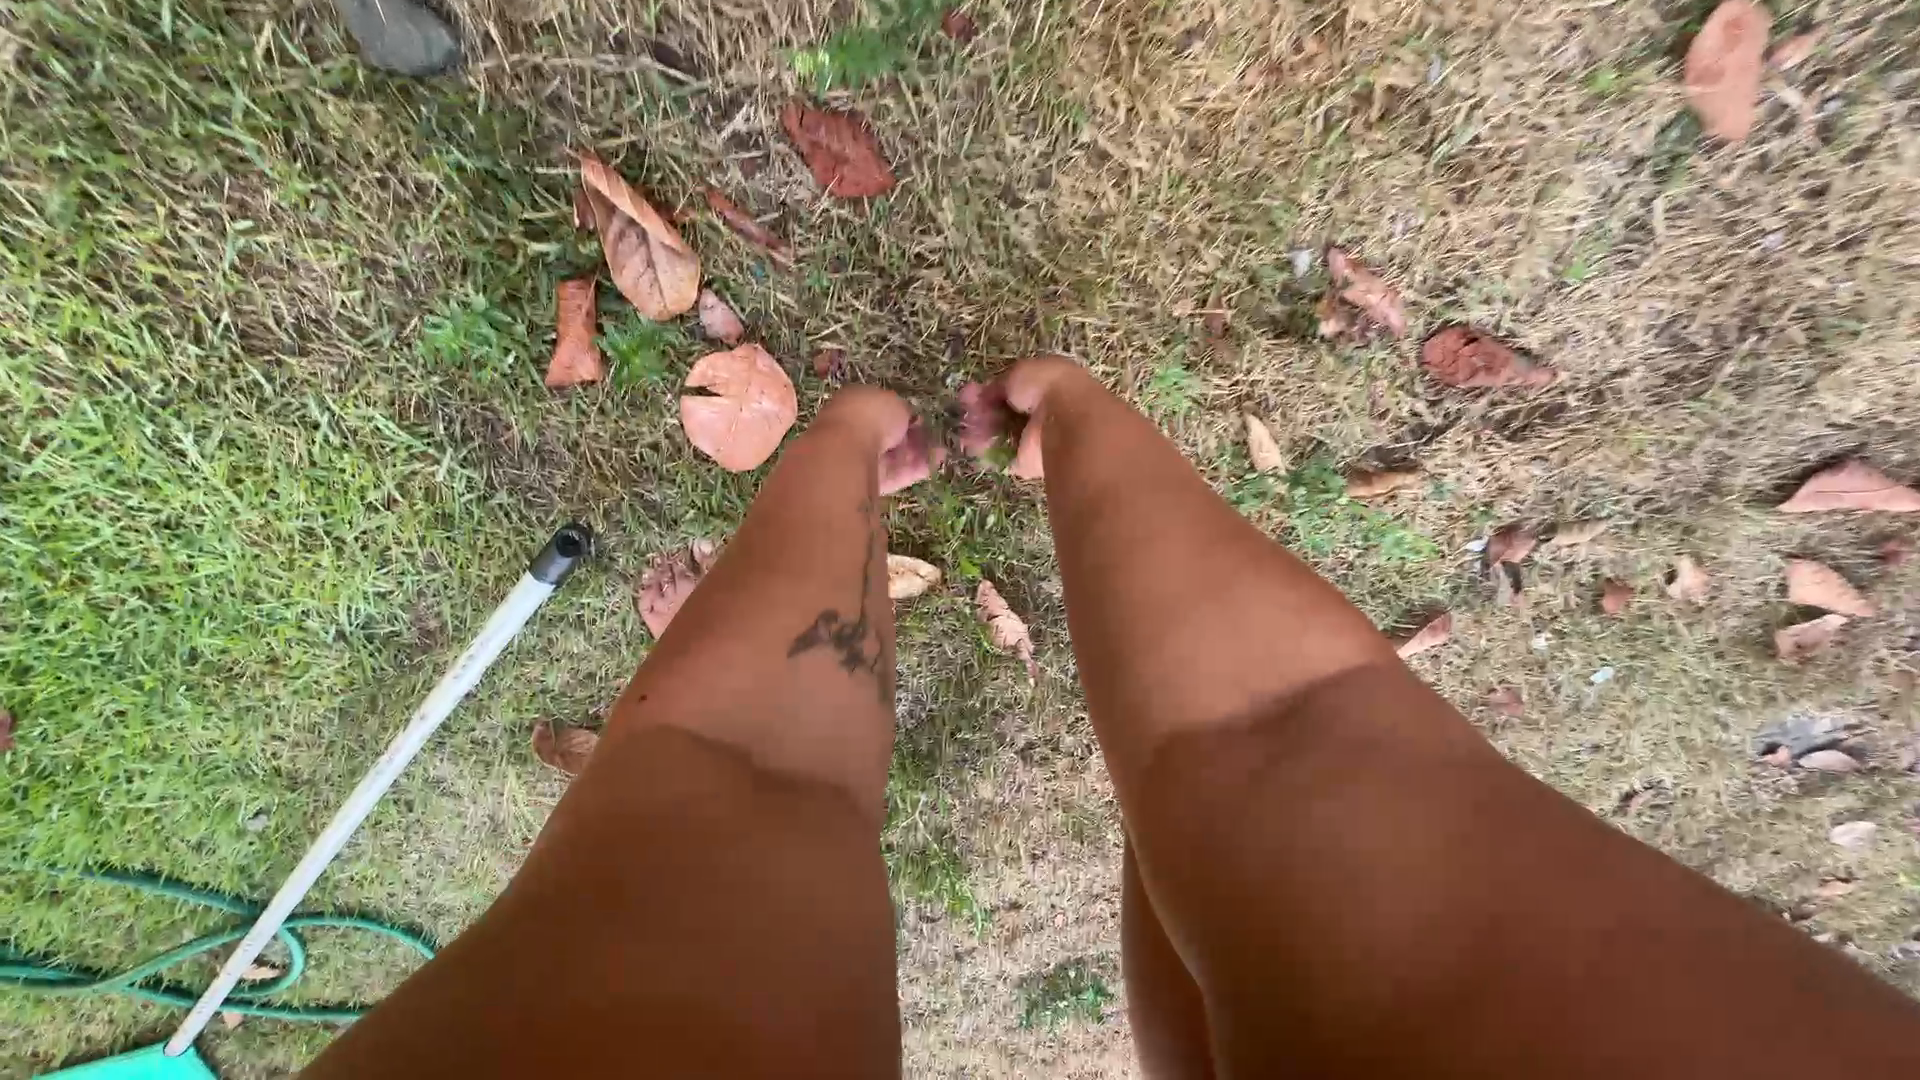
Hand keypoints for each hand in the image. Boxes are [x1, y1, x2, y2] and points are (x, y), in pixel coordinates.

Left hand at [812, 385, 943, 493]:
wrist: (849, 450)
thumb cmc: (871, 415)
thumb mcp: (895, 402)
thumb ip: (903, 410)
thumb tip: (908, 419)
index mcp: (854, 402)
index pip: (881, 410)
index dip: (903, 415)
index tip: (921, 421)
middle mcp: (852, 429)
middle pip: (887, 436)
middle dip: (911, 438)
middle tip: (934, 439)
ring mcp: (856, 457)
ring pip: (892, 456)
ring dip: (916, 455)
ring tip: (941, 453)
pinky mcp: (865, 482)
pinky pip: (892, 475)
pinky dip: (912, 471)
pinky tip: (933, 466)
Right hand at [957, 355, 1091, 479]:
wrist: (1062, 420)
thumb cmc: (1044, 386)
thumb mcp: (1018, 372)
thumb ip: (999, 385)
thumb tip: (982, 395)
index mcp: (1044, 386)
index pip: (1011, 390)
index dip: (988, 392)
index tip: (968, 393)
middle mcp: (1040, 413)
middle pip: (1002, 413)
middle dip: (981, 411)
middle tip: (964, 410)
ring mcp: (1033, 439)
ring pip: (998, 434)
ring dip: (979, 430)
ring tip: (964, 427)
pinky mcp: (1026, 463)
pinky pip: (999, 456)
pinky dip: (983, 451)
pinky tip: (968, 443)